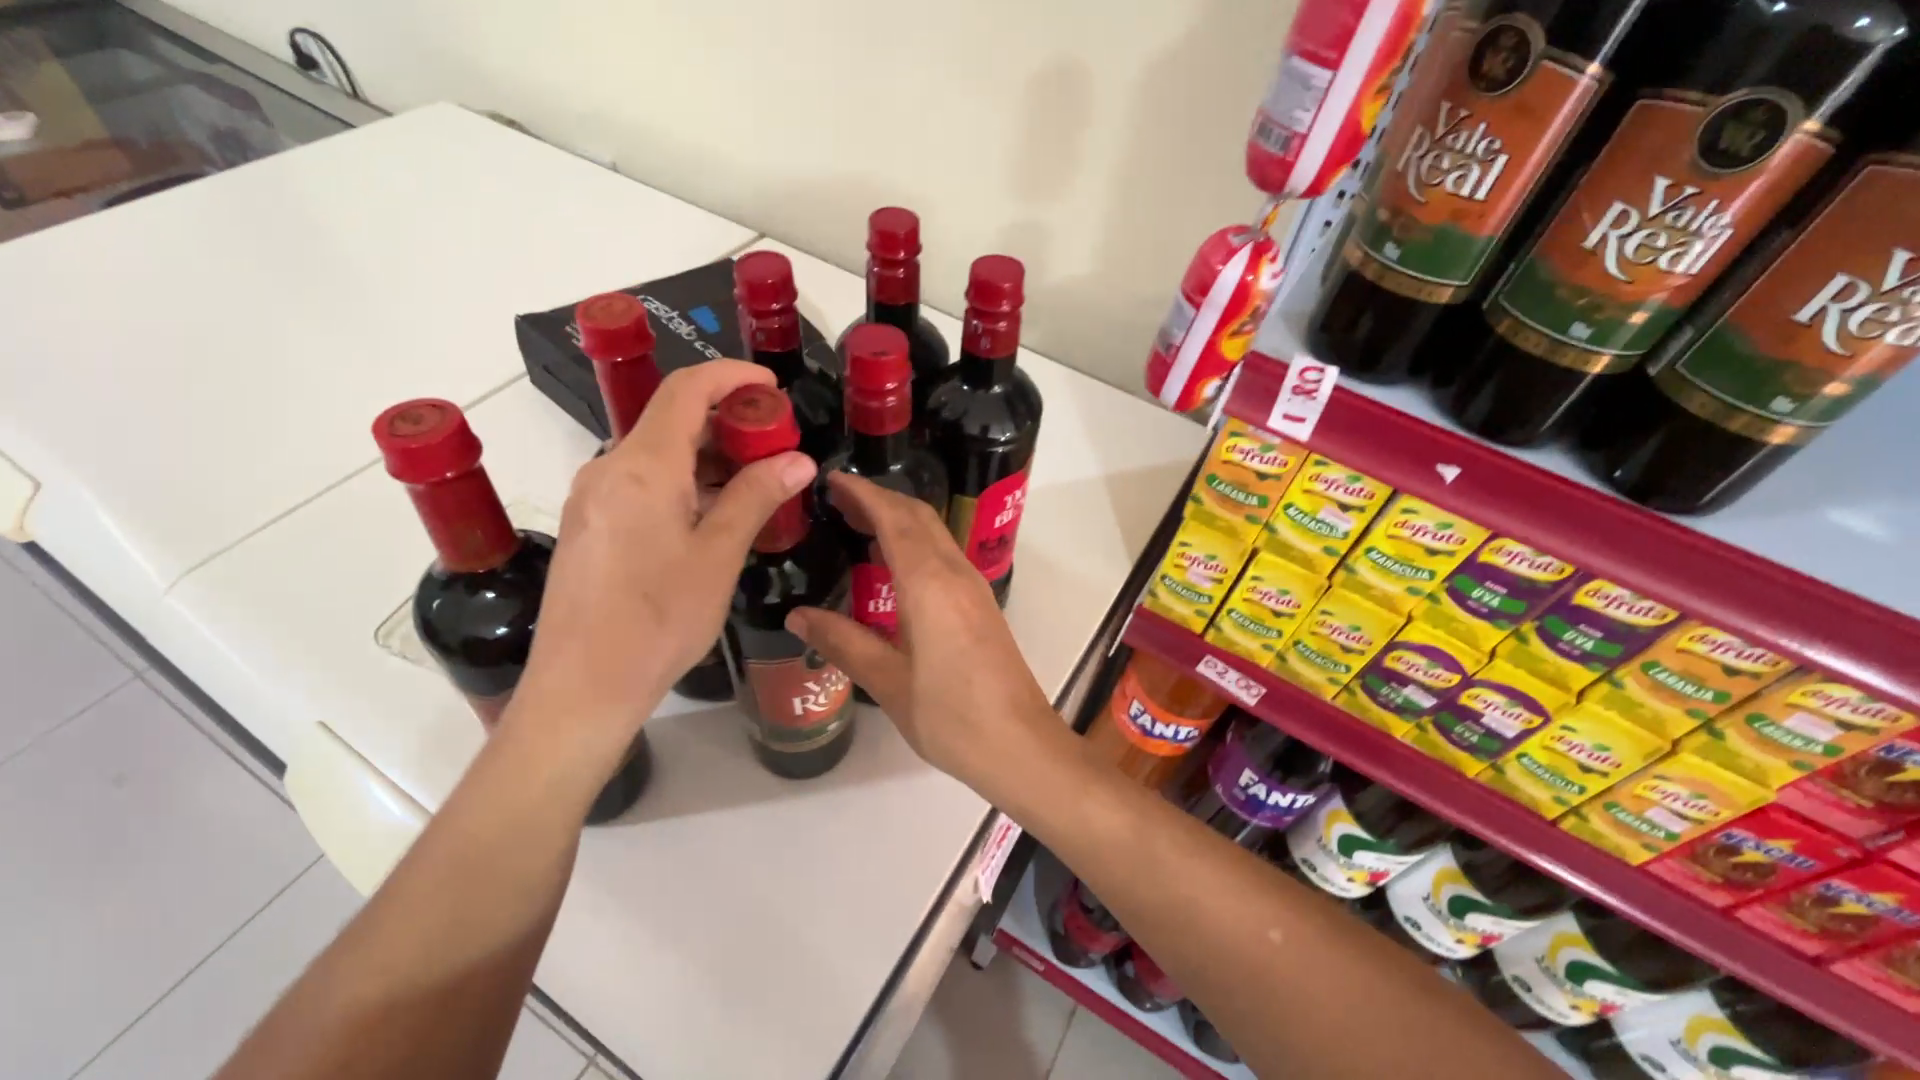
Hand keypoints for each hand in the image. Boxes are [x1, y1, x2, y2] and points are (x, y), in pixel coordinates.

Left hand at [507, 361, 816, 770]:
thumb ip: (755, 498)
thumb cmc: (657, 622)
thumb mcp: (717, 558)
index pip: (687, 390)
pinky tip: (711, 516)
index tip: (772, 389)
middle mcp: (608, 469)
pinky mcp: (588, 525)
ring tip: (754, 486)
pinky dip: (681, 483)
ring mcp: (592, 498)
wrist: (581, 688)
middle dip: (727, 423)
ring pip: (655, 454)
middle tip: (776, 448)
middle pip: (670, 420)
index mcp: (641, 467)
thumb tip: (798, 460)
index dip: (731, 377)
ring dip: (706, 457)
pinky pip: (639, 483)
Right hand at [785, 473, 1062, 793]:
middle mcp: (955, 575)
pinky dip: (915, 544)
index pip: (894, 518)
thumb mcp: (889, 684)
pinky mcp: (982, 607)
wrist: (1021, 747)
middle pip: (918, 517)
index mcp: (929, 585)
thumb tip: (798, 615)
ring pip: (935, 534)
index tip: (832, 479)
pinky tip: (893, 567)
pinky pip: (944, 556)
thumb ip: (844, 644)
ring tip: (858, 525)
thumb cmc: (952, 718)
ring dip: (899, 519)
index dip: (863, 493)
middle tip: (837, 499)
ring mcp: (974, 589)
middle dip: (879, 499)